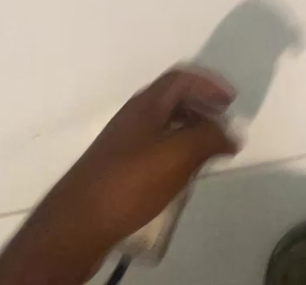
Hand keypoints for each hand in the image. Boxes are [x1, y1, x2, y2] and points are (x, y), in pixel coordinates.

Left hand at [0, 67, 238, 284]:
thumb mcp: (179, 155)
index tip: (230, 101)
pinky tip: (180, 174)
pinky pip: (153, 148)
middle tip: (222, 123)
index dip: (209, 84)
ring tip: (207, 151)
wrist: (75, 226)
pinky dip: (174, 152)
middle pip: (173, 99)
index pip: (182, 78)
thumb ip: (209, 138)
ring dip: (189, 131)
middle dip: (202, 107)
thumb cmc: (130, 182)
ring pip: (163, 125)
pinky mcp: (116, 170)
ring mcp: (122, 144)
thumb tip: (230, 134)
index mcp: (146, 105)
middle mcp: (133, 117)